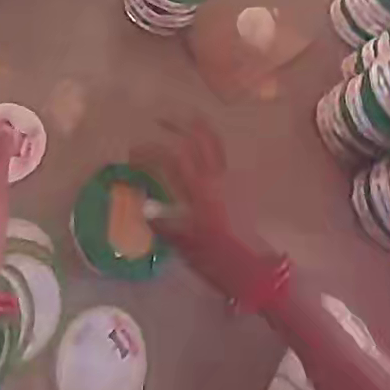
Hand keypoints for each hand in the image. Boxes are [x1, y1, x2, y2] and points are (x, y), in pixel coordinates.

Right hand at [137, 119, 281, 303]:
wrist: (257, 270)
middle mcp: (216, 176)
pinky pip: (221, 154)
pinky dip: (209, 142)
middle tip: (159, 120)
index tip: (132, 154)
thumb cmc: (219, 261)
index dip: (150, 150)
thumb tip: (143, 207)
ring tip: (183, 121)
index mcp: (200, 189)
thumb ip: (163, 223)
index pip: (172, 156)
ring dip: (197, 128)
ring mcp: (229, 178)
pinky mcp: (237, 185)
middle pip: (198, 137)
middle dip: (177, 124)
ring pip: (214, 142)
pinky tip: (200, 147)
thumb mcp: (185, 246)